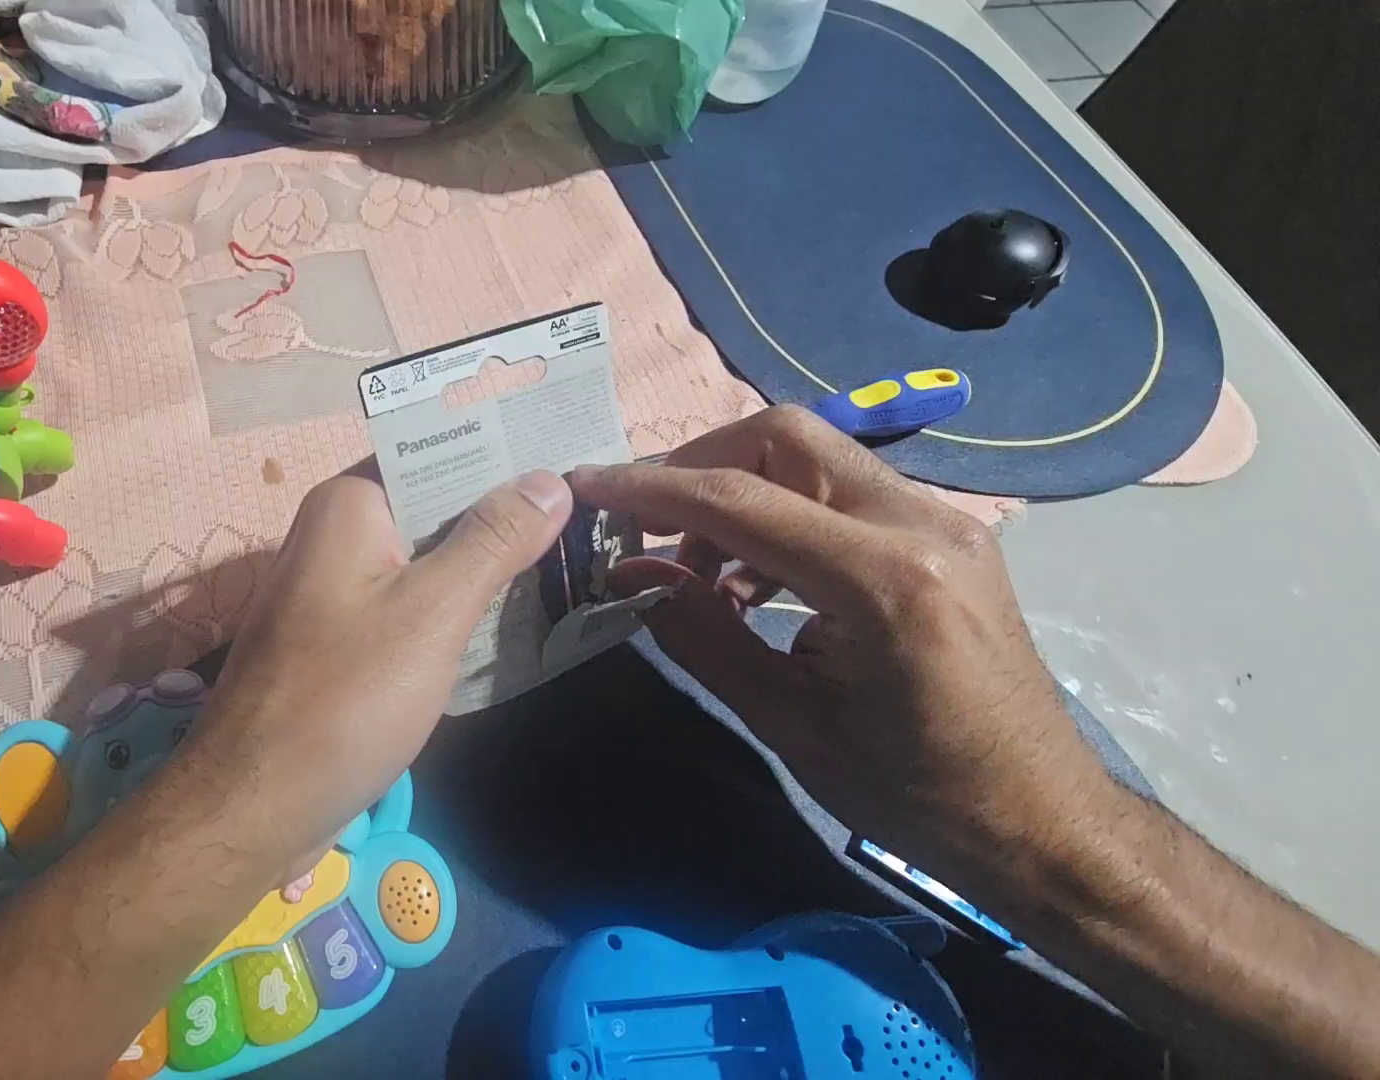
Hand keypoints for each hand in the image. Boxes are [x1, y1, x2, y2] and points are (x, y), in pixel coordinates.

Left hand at [174, 466, 572, 869]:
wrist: (257, 804)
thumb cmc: (346, 697)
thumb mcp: (433, 611)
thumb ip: (492, 540)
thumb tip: (548, 481)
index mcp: (349, 505)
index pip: (437, 454)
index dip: (503, 458)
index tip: (570, 464)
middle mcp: (334, 533)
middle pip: (433, 507)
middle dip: (503, 517)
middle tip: (584, 519)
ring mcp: (334, 588)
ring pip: (424, 559)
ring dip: (483, 565)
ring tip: (565, 562)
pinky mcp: (340, 637)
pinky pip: (407, 603)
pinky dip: (452, 608)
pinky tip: (506, 619)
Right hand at [570, 406, 1112, 871]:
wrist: (1042, 820)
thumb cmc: (912, 791)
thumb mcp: (786, 720)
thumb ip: (699, 634)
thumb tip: (627, 576)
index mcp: (884, 580)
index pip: (740, 500)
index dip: (649, 488)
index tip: (585, 484)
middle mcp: (919, 523)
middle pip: (782, 436)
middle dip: (697, 466)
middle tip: (645, 524)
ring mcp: (938, 520)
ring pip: (810, 455)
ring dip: (735, 493)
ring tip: (696, 571)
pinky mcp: (939, 532)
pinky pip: (836, 490)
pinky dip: (775, 515)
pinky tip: (750, 581)